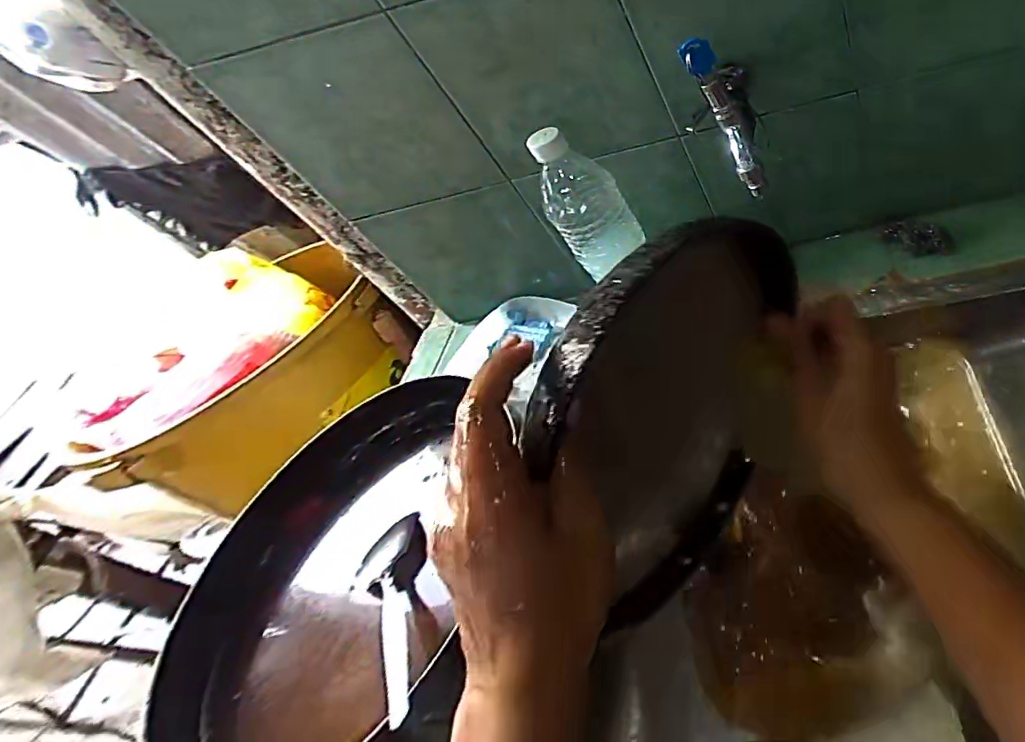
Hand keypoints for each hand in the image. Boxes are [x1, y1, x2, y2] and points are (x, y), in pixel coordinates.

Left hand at [430, 337, 613, 700]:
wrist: (519, 675)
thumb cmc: (560, 602)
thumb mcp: (582, 529)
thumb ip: (569, 468)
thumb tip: (564, 424)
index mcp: (488, 497)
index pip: (477, 413)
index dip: (497, 370)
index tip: (526, 348)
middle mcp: (452, 504)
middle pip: (463, 426)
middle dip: (495, 388)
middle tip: (532, 367)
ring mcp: (442, 523)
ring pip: (460, 451)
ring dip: (491, 421)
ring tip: (532, 416)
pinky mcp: (444, 540)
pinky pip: (461, 477)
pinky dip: (485, 452)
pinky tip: (517, 465)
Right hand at [765, 297, 927, 522]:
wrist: (886, 491)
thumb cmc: (841, 442)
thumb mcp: (810, 395)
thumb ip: (795, 351)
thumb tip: (775, 317)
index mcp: (862, 345)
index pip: (833, 305)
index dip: (807, 315)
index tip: (784, 341)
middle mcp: (877, 349)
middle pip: (841, 321)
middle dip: (810, 333)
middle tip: (784, 359)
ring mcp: (882, 370)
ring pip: (847, 343)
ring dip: (820, 351)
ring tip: (795, 376)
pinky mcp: (881, 389)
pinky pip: (854, 362)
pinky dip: (833, 366)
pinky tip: (815, 393)